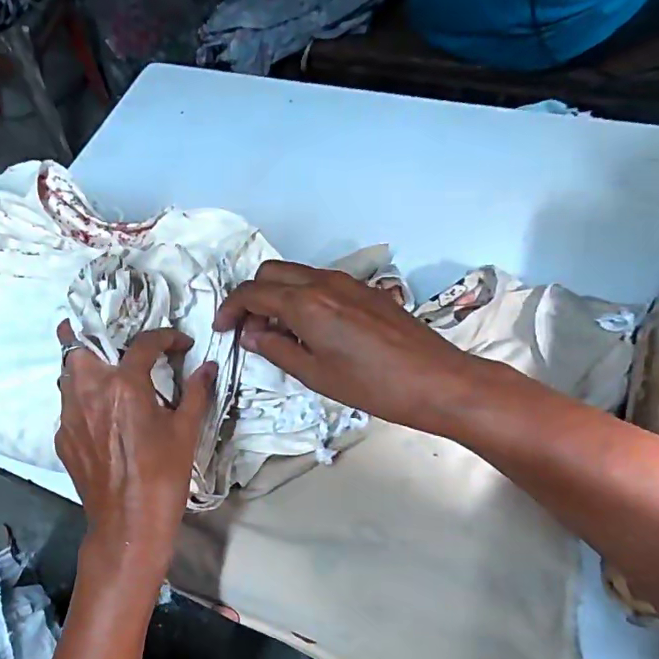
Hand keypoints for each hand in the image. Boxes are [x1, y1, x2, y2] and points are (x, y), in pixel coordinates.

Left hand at [56, 320, 217, 598]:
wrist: (129, 522)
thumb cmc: (163, 475)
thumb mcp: (186, 431)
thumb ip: (196, 393)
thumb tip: (208, 368)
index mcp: (124, 385)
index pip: (143, 343)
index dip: (166, 337)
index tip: (180, 345)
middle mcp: (89, 392)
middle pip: (77, 348)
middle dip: (89, 335)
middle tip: (108, 337)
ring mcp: (70, 416)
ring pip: (66, 376)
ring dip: (82, 366)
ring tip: (102, 370)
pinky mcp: (62, 438)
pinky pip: (67, 407)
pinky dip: (80, 400)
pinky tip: (98, 413)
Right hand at [214, 259, 476, 430]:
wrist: (436, 381)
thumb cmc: (371, 385)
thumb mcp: (315, 374)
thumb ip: (277, 348)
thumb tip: (250, 335)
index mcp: (306, 303)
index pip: (253, 292)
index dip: (230, 309)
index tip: (222, 329)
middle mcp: (324, 282)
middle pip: (271, 272)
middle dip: (251, 296)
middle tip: (250, 330)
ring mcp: (347, 283)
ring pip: (296, 274)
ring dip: (277, 296)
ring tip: (279, 333)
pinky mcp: (365, 291)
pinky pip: (320, 282)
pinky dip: (301, 297)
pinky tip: (310, 330)